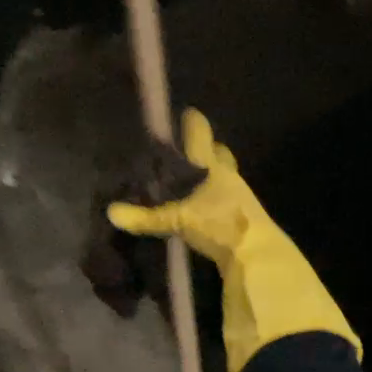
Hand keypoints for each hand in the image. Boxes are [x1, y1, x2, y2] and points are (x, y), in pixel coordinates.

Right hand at [108, 109, 358, 371]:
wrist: (260, 258)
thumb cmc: (222, 225)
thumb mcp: (179, 220)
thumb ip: (147, 219)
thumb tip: (111, 213)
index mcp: (216, 170)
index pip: (202, 140)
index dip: (194, 126)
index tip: (188, 113)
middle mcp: (230, 181)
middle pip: (220, 159)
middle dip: (208, 152)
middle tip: (191, 152)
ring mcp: (241, 203)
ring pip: (224, 183)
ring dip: (211, 181)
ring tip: (191, 184)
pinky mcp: (242, 225)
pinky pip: (224, 206)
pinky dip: (212, 205)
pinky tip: (202, 213)